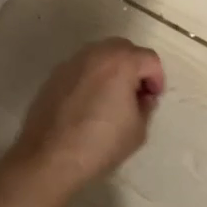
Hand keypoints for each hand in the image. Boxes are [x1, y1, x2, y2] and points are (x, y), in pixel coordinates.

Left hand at [8, 37, 165, 190]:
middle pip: (124, 49)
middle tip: (135, 94)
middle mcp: (95, 53)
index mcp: (120, 62)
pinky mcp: (54, 75)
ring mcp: (71, 62)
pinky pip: (81, 68)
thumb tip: (142, 97)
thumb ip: (146, 106)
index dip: (157, 79)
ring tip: (111, 98)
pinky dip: (91, 77)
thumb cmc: (100, 144)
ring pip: (100, 55)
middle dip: (135, 67)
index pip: (149, 59)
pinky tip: (88, 103)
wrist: (49, 157)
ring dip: (112, 69)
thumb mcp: (137, 130)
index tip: (152, 99)